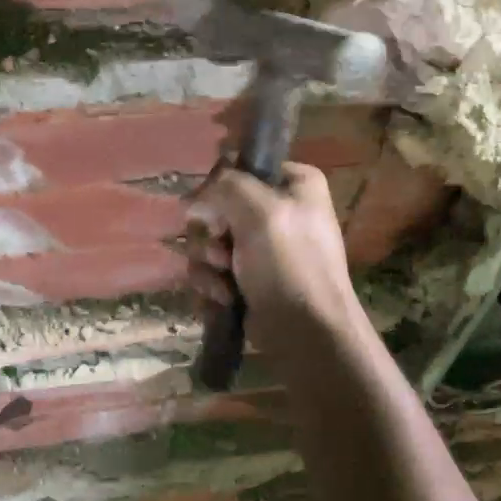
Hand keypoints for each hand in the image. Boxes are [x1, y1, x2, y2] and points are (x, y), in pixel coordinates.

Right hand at [186, 163, 360, 347]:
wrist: (305, 332)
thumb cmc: (289, 264)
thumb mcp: (260, 210)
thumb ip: (224, 186)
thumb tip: (194, 202)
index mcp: (293, 183)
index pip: (238, 168)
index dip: (218, 189)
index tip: (213, 212)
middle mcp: (277, 210)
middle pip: (216, 207)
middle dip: (210, 234)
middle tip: (223, 253)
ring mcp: (260, 247)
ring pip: (207, 241)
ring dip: (207, 264)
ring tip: (226, 284)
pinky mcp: (245, 279)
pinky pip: (209, 270)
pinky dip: (211, 285)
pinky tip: (223, 299)